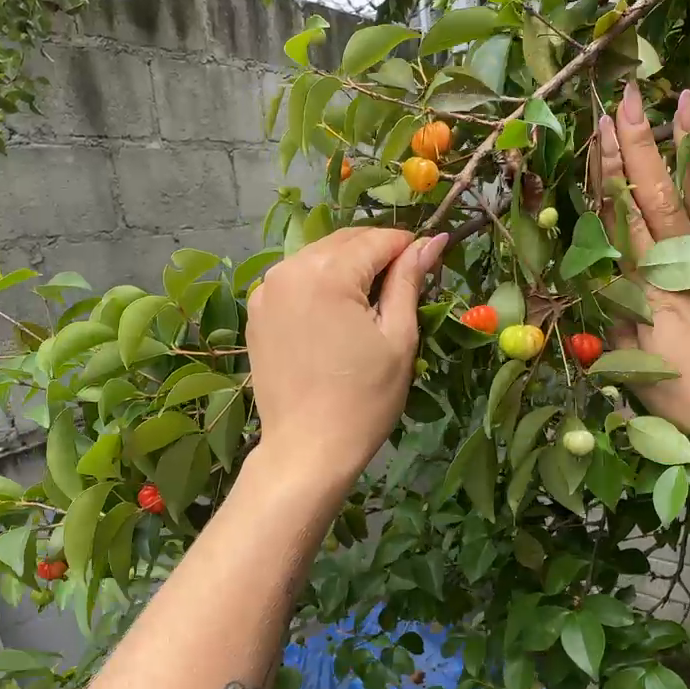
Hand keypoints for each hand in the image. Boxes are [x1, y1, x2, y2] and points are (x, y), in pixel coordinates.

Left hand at [245, 227, 448, 483]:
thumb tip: (432, 240)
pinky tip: (336, 319)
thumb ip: (409, 282)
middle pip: (344, 242)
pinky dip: (319, 287)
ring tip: (370, 305)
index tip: (429, 263)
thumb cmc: (363, 400)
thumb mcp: (398, 339)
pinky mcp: (257, 313)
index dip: (408, 247)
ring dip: (347, 269)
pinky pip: (295, 282)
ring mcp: (267, 290)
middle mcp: (289, 269)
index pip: (377, 239)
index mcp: (327, 273)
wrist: (308, 449)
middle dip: (377, 254)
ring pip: (318, 259)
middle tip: (403, 285)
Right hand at [593, 84, 689, 458]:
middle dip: (639, 146)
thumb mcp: (634, 367)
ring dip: (688, 148)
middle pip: (657, 196)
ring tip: (680, 103)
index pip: (624, 221)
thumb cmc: (685, 394)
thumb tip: (605, 284)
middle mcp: (684, 266)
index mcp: (650, 291)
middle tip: (628, 101)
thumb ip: (618, 321)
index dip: (611, 176)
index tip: (600, 136)